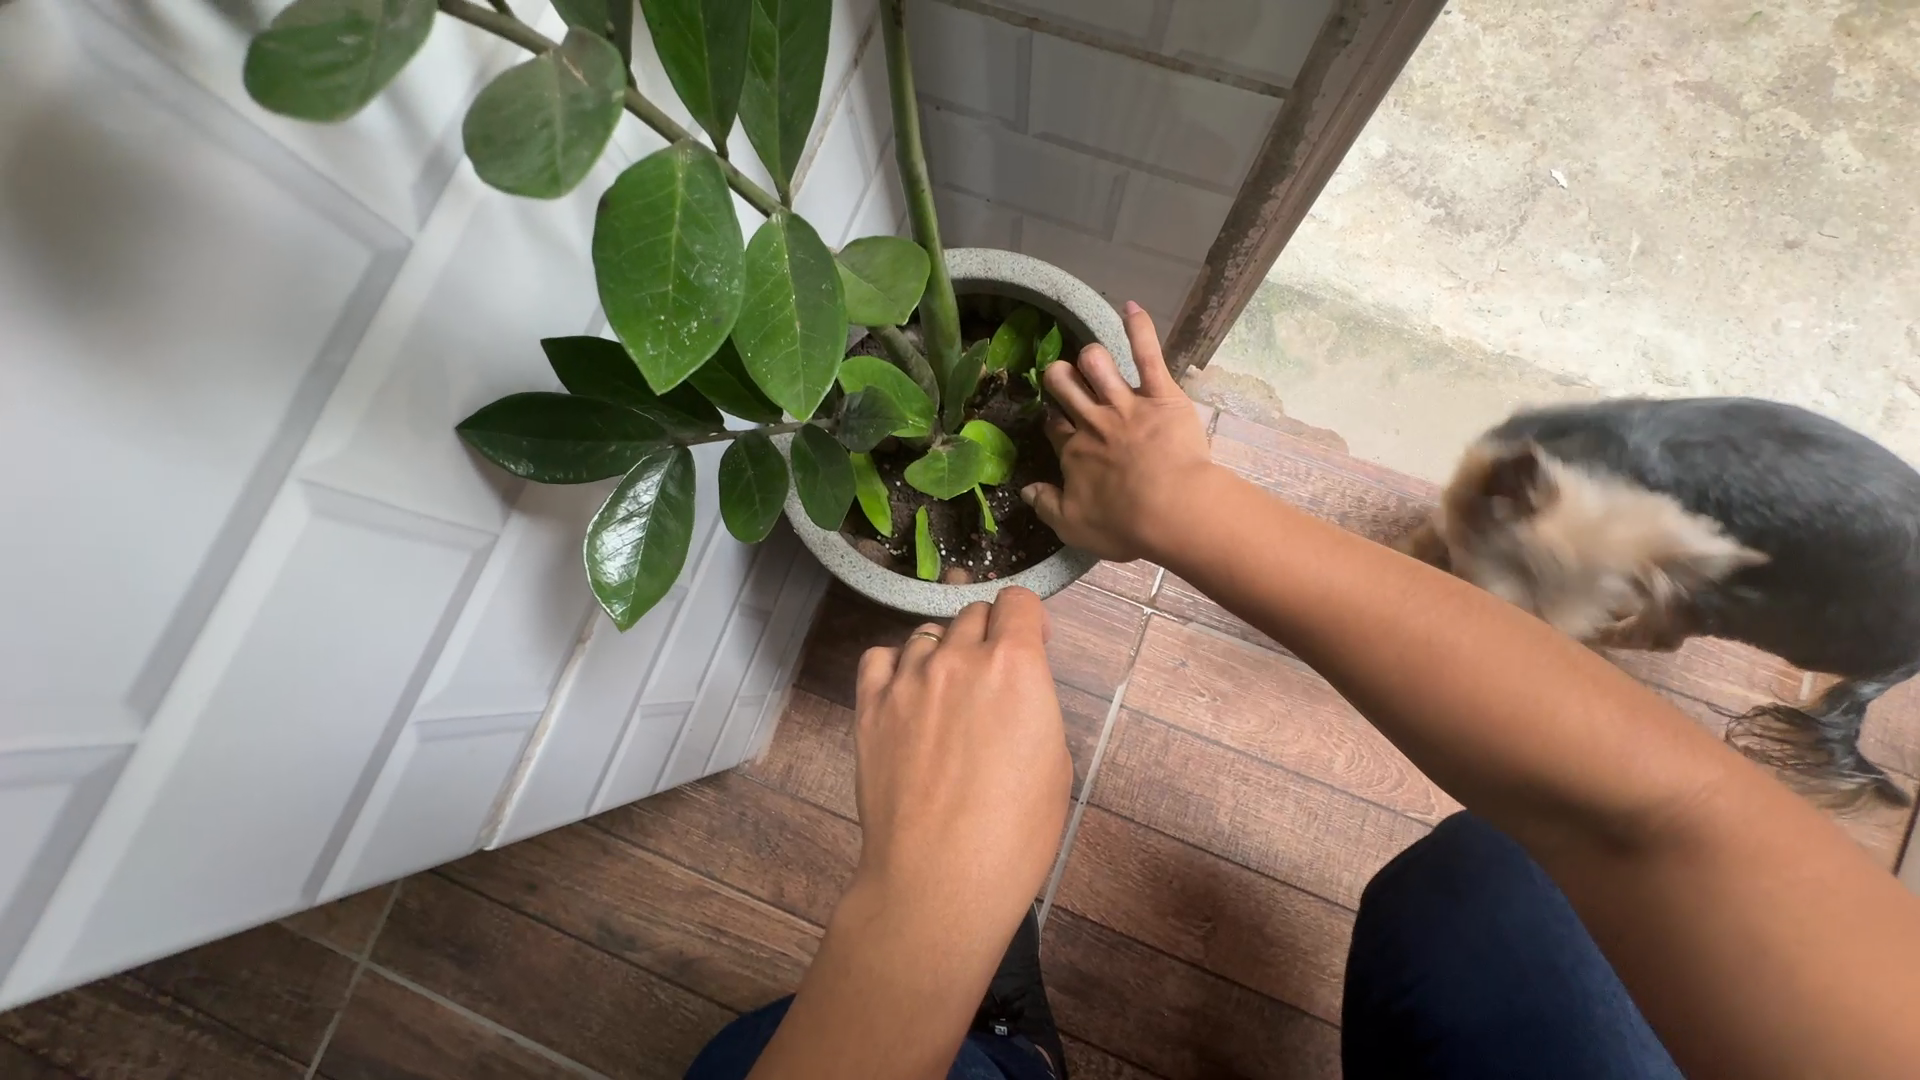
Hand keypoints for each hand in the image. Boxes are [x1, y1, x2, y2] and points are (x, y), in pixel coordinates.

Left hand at [852, 588, 1071, 925]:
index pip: (1018, 601)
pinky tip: (907, 693)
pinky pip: (880, 657)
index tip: (1031, 643)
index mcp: (1015, 665)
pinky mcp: (870, 705)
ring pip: (928, 633)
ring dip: (945, 651)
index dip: (1029, 619)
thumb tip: (1013, 690)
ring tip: (948, 692)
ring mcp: (909, 678)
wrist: (940, 879)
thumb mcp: (1054, 761)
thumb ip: (1032, 703)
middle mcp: (959, 657)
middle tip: (992, 677)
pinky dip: (897, 665)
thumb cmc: (1015, 833)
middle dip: (989, 635)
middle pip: (973, 613)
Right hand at [1022, 302, 1216, 562]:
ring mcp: (1125, 403)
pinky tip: (1131, 307)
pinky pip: (1147, 353)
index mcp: (1073, 451)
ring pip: (1096, 364)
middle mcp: (1093, 421)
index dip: (1053, 419)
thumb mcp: (1072, 527)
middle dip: (1060, 378)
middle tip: (1064, 380)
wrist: (1171, 510)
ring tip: (1093, 361)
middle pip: (1065, 385)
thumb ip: (1046, 506)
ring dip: (1091, 359)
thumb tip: (1025, 490)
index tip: (1056, 420)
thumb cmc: (1124, 524)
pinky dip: (1139, 328)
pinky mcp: (1160, 393)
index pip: (1054, 424)